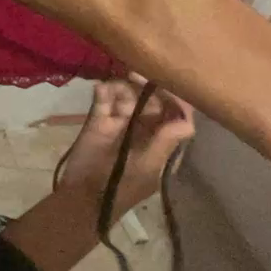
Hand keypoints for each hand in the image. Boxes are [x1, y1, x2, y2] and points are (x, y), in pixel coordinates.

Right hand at [54, 77, 195, 217]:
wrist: (82, 196)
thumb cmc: (120, 185)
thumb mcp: (146, 167)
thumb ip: (165, 142)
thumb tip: (188, 120)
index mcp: (162, 143)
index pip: (177, 117)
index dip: (176, 100)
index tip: (167, 82)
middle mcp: (144, 130)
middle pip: (152, 102)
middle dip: (146, 87)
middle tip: (133, 74)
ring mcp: (120, 124)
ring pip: (127, 98)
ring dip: (122, 88)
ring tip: (112, 89)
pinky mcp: (98, 120)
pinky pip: (103, 101)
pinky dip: (103, 92)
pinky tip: (101, 89)